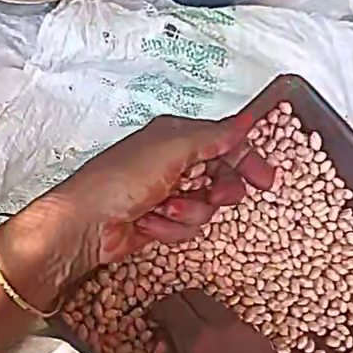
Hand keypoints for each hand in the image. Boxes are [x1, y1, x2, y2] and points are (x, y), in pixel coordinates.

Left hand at [0, 112, 276, 311]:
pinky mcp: (161, 222)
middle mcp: (174, 163)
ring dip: (187, 213)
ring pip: (206, 209)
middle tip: (217, 196)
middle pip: (221, 178)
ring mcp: (167, 195)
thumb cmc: (120, 180)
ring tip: (163, 209)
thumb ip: (211, 137)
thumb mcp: (170, 149)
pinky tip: (148, 224)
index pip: (225, 143)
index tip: (266, 180)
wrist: (86, 224)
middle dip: (219, 191)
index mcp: (177, 137)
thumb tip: (244, 122)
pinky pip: (186, 228)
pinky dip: (169, 229)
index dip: (247, 160)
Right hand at [148, 290, 298, 352]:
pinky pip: (233, 322)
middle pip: (194, 295)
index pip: (171, 305)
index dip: (157, 310)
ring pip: (215, 306)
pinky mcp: (260, 339)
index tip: (152, 320)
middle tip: (169, 322)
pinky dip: (219, 327)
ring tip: (192, 337)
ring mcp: (245, 330)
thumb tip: (162, 339)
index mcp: (197, 339)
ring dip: (199, 314)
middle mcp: (223, 326)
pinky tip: (215, 350)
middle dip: (177, 305)